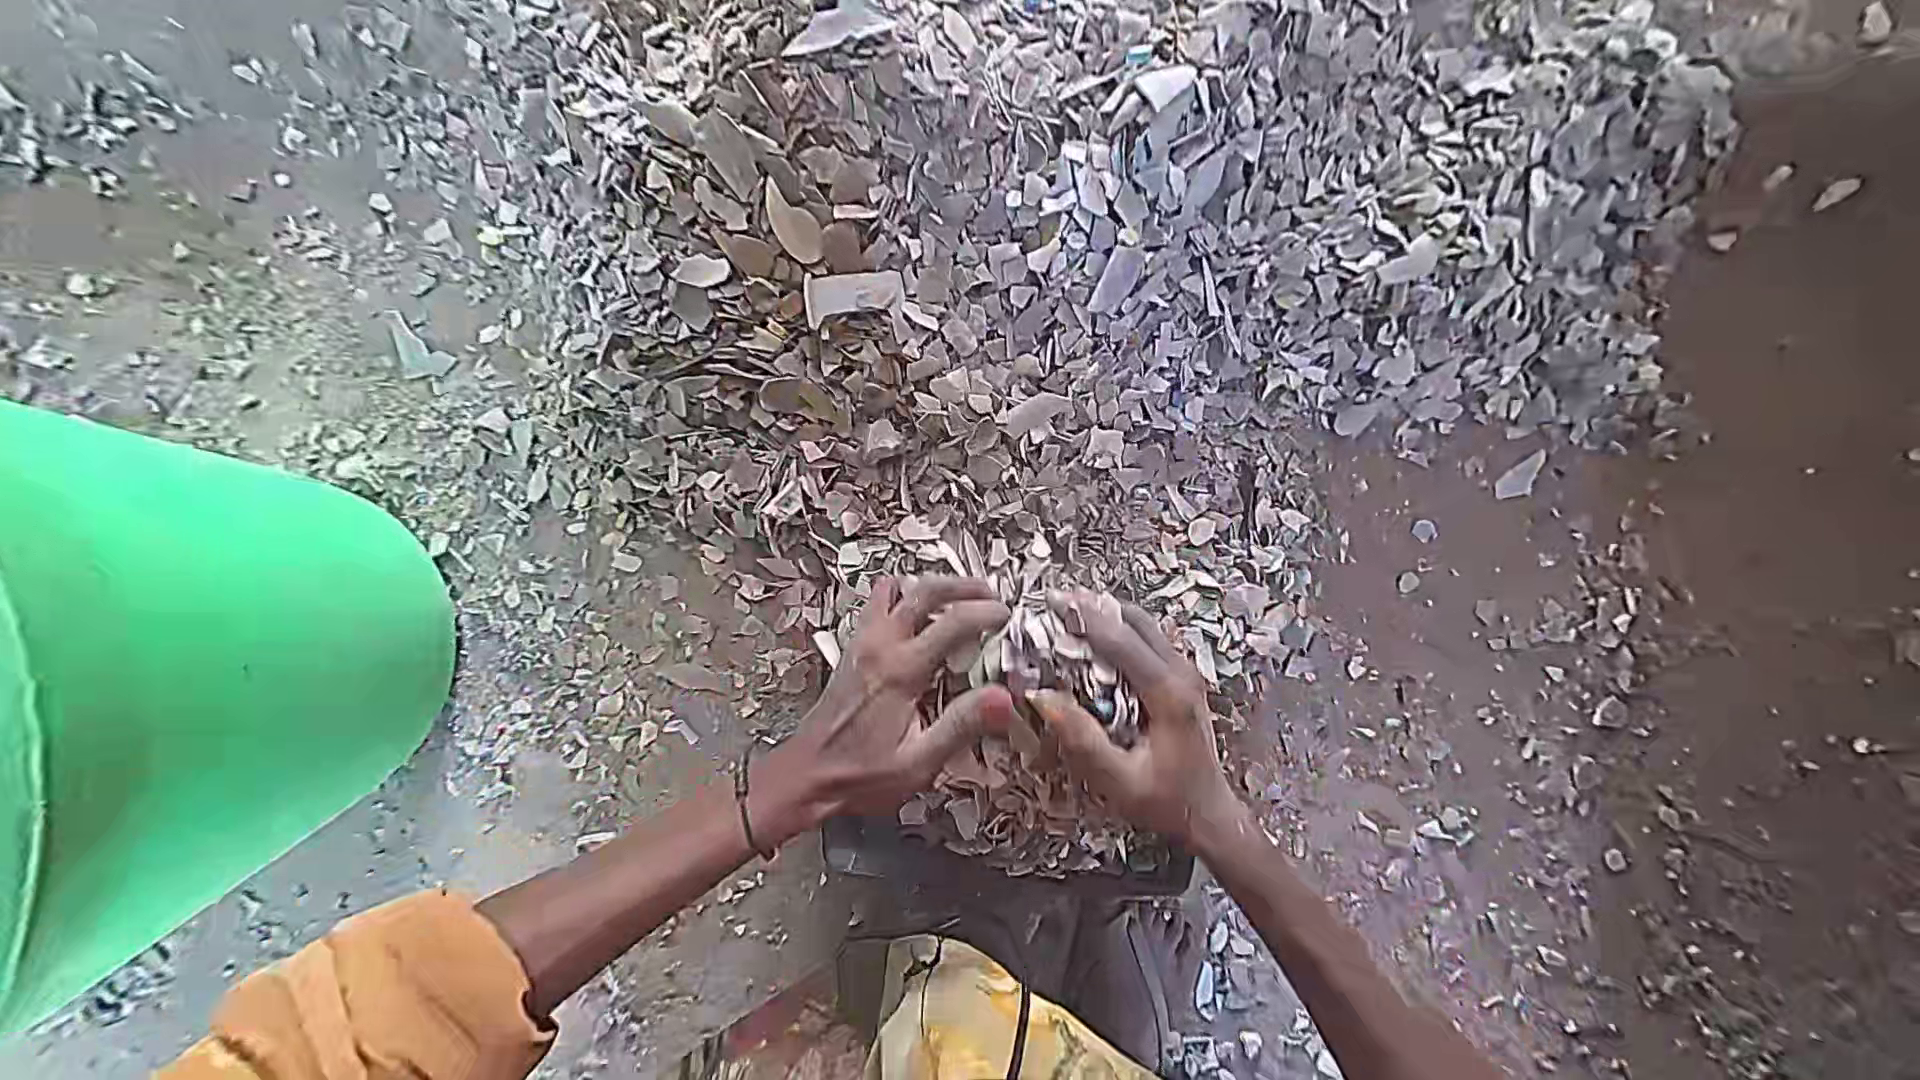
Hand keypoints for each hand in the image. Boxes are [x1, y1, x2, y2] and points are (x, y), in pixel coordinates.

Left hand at [754, 576, 1012, 840]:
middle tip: (990, 596)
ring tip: (960, 600)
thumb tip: (1003, 698)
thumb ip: (961, 726)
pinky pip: (878, 603)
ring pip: (899, 589)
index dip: (987, 613)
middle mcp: (880, 645)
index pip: (954, 622)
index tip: (1008, 618)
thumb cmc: (862, 775)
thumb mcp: (918, 762)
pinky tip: (918, 616)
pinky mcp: (853, 646)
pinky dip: (903, 596)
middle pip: (926, 589)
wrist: (807, 775)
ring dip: (933, 587)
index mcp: (901, 671)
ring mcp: (863, 640)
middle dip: (964, 586)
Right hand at [1027, 590, 1246, 844]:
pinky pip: (1146, 637)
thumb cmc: (1165, 802)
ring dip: (1105, 613)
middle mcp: (1181, 674)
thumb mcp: (1118, 781)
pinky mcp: (1181, 676)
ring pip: (1143, 624)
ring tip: (1068, 612)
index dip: (1085, 618)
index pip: (1122, 641)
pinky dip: (1117, 628)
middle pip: (1135, 620)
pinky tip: (1093, 635)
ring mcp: (1185, 672)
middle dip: (1093, 606)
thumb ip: (1081, 739)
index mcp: (1169, 695)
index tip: (1052, 603)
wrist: (1209, 813)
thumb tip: (1041, 696)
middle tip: (1055, 602)